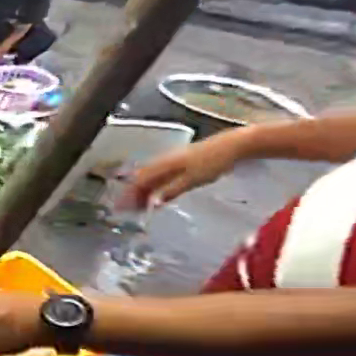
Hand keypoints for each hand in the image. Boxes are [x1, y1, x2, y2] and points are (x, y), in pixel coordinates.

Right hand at [124, 131, 246, 208]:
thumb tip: (154, 203)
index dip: (129, 196)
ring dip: (142, 192)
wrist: (232, 145)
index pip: (139, 182)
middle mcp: (162, 162)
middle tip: (128, 210)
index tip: (122, 209)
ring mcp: (170, 161)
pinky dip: (153, 187)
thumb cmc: (213, 162)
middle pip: (141, 179)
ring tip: (140, 205)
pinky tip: (156, 195)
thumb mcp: (192, 179)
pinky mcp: (179, 163)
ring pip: (149, 178)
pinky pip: (159, 176)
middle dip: (132, 195)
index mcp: (162, 165)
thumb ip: (172, 191)